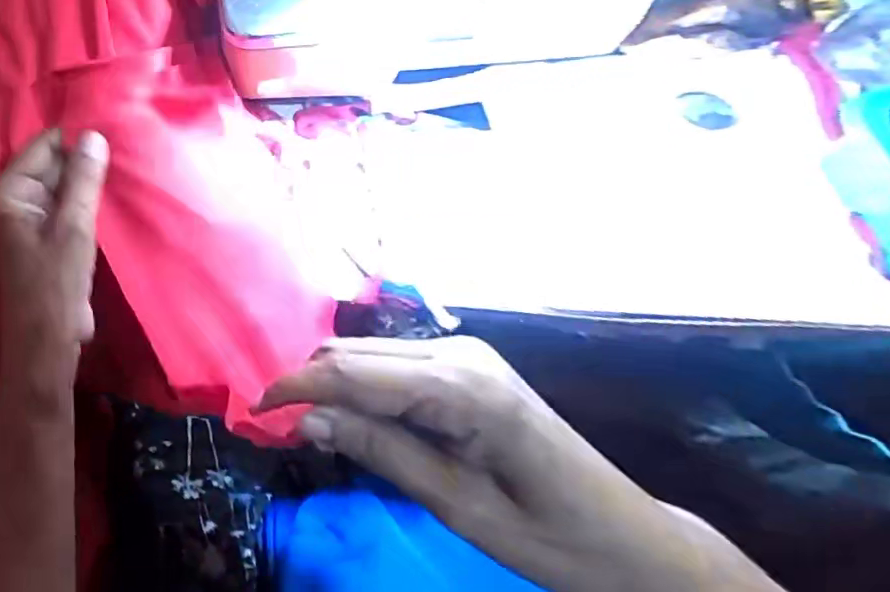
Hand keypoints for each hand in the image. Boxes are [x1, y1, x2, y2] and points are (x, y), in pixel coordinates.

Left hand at [0, 128, 107, 398]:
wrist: (46, 345)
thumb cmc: (54, 286)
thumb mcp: (73, 229)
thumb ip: (82, 181)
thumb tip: (93, 135)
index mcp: (8, 191)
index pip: (43, 146)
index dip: (75, 137)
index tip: (112, 125)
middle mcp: (13, 198)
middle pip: (52, 163)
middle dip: (83, 157)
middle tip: (125, 141)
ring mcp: (29, 216)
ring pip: (62, 184)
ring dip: (87, 179)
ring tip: (125, 160)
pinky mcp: (45, 233)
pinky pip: (66, 204)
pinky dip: (85, 199)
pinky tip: (112, 192)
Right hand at [261, 337, 782, 591]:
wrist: (641, 545)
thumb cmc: (559, 541)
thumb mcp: (464, 510)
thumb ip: (381, 452)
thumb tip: (303, 419)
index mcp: (463, 388)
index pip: (351, 371)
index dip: (296, 386)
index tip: (255, 410)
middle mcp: (456, 352)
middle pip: (351, 353)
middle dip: (307, 384)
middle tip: (280, 426)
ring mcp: (460, 351)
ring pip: (362, 352)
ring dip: (328, 383)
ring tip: (309, 424)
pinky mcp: (460, 361)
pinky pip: (385, 361)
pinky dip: (355, 384)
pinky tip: (352, 415)